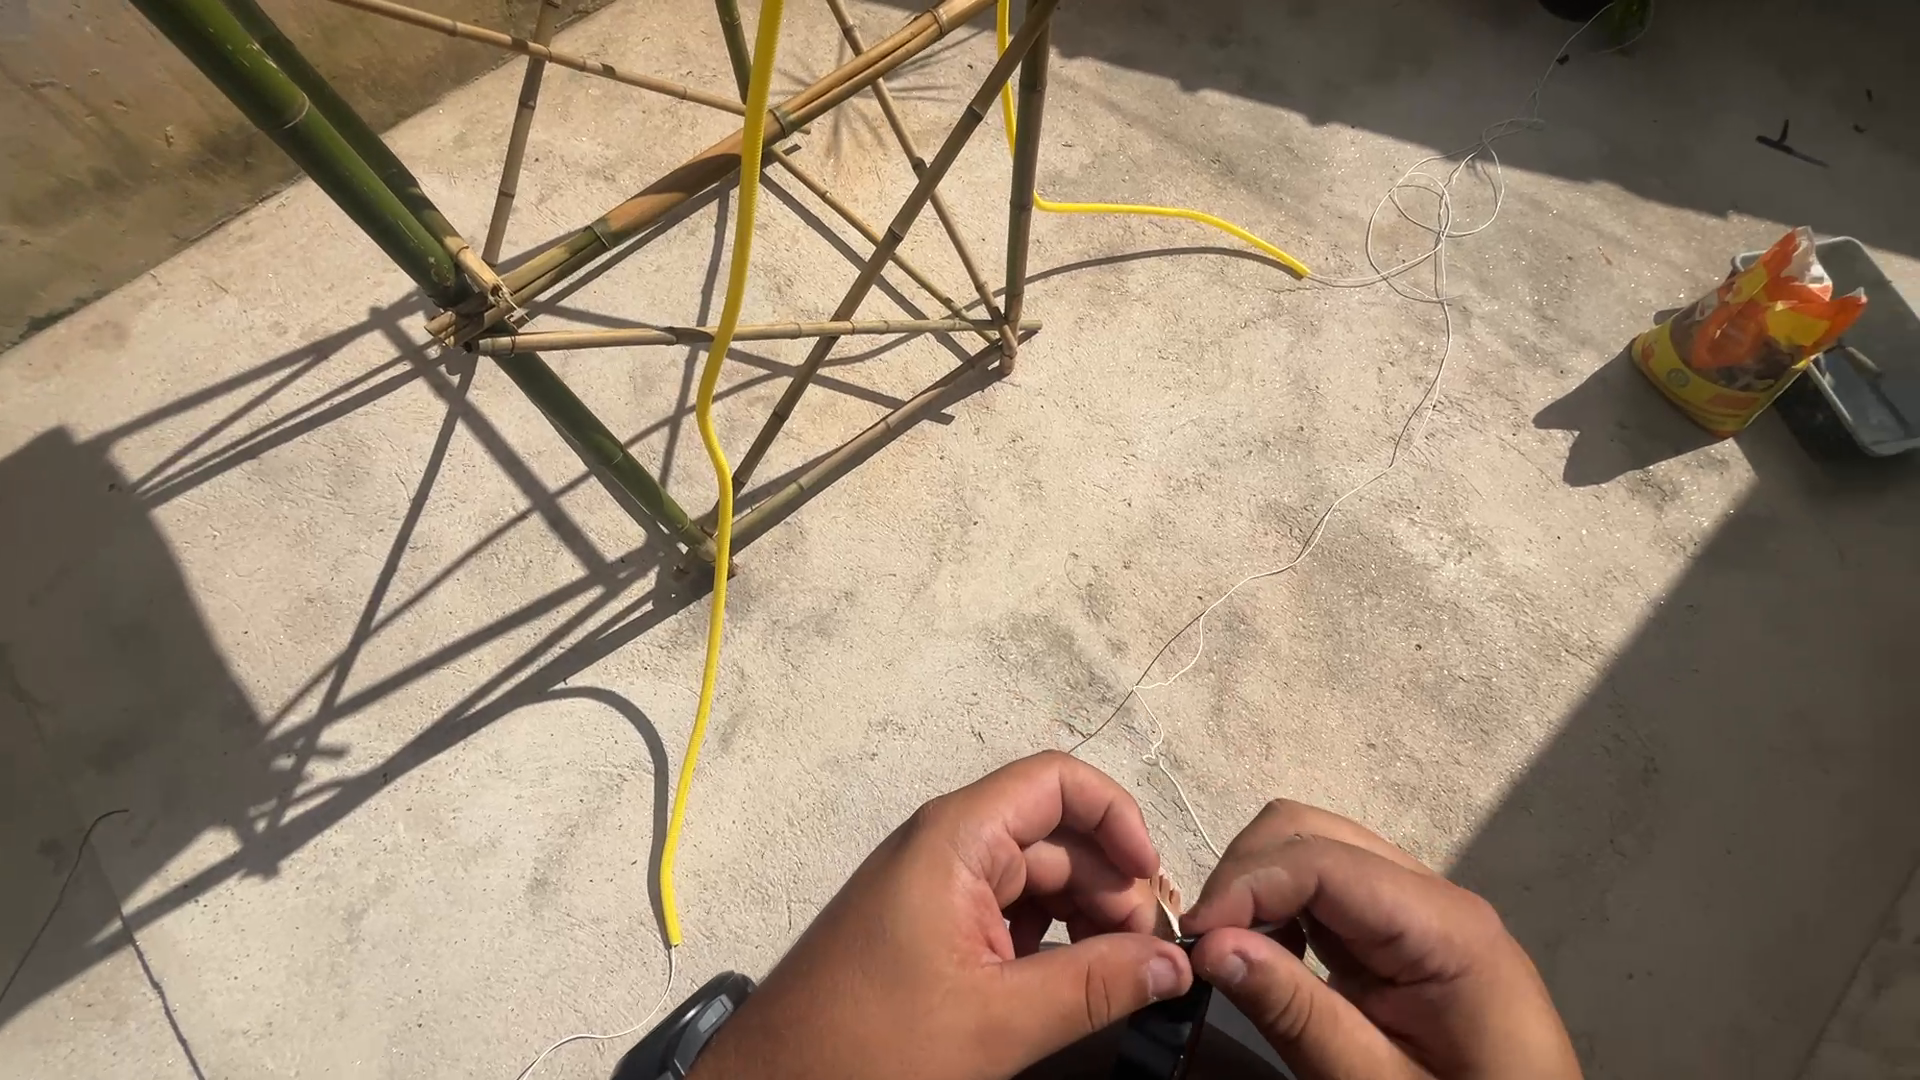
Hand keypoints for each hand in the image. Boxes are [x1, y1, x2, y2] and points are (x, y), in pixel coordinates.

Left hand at [691, 751, 1193, 1079]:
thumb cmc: (874, 1043)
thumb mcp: (996, 1020)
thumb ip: (1094, 986)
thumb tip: (1176, 964)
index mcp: (960, 834)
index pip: (1056, 781)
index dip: (1116, 816)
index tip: (1155, 881)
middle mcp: (954, 841)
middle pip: (1056, 834)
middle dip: (1111, 884)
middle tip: (1153, 957)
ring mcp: (944, 880)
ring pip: (1040, 876)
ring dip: (1087, 916)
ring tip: (1121, 976)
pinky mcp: (938, 919)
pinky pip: (1014, 910)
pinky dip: (1052, 938)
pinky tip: (1073, 982)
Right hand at [1182, 800, 1580, 1079]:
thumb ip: (1298, 1017)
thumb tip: (1208, 946)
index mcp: (1446, 927)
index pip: (1318, 859)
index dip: (1245, 884)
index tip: (1195, 940)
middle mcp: (1431, 894)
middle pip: (1308, 830)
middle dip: (1243, 874)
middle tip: (1206, 944)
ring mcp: (1416, 904)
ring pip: (1307, 844)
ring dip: (1254, 884)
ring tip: (1230, 949)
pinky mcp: (1398, 925)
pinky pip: (1319, 882)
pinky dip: (1276, 902)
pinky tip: (1270, 954)